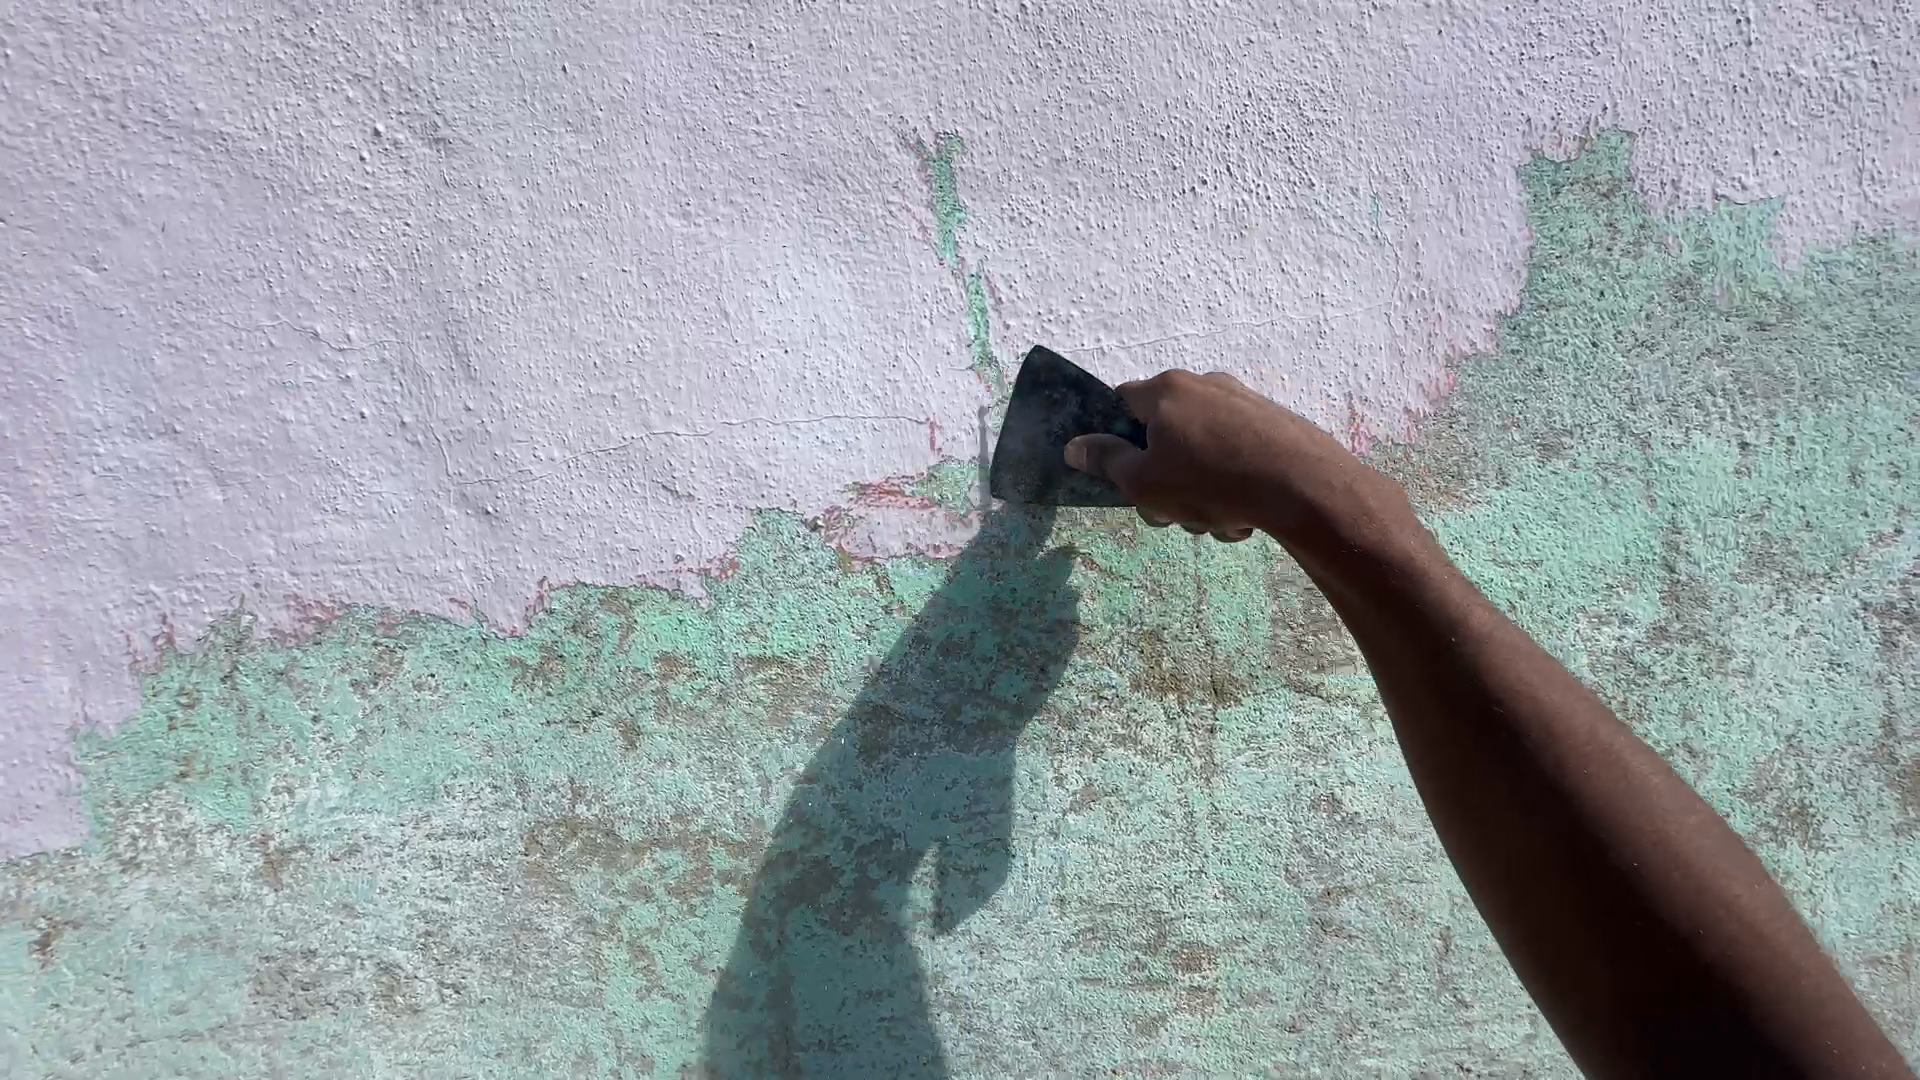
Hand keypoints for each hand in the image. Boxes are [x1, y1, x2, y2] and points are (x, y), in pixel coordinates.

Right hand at [1063, 370, 1416, 552]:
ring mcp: (1243, 401)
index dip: (1112, 438)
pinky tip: (1243, 514)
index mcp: (1165, 391)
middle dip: (1161, 477)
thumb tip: (1074, 445)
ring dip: (1197, 490)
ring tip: (1214, 519)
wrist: (1303, 487)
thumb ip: (1104, 460)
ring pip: (1200, 451)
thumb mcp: (1142, 481)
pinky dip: (1231, 485)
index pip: (1119, 403)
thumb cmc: (1208, 482)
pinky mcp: (1275, 423)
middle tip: (1171, 511)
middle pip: (1162, 433)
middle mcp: (1204, 385)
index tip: (1122, 471)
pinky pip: (1235, 456)